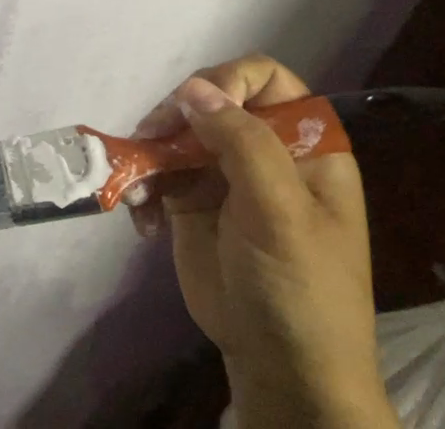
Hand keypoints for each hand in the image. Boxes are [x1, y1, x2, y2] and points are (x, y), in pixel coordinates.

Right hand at [127, 56, 398, 428]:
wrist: (280, 365)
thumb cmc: (299, 286)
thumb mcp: (281, 212)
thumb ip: (242, 143)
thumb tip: (194, 88)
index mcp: (305, 147)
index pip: (266, 81)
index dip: (229, 81)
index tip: (197, 110)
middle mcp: (264, 153)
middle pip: (209, 101)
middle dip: (173, 118)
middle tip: (151, 142)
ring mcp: (224, 177)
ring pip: (174, 134)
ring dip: (148, 155)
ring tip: (139, 190)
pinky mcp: (190, 203)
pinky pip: (155, 173)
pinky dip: (141, 188)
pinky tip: (142, 217)